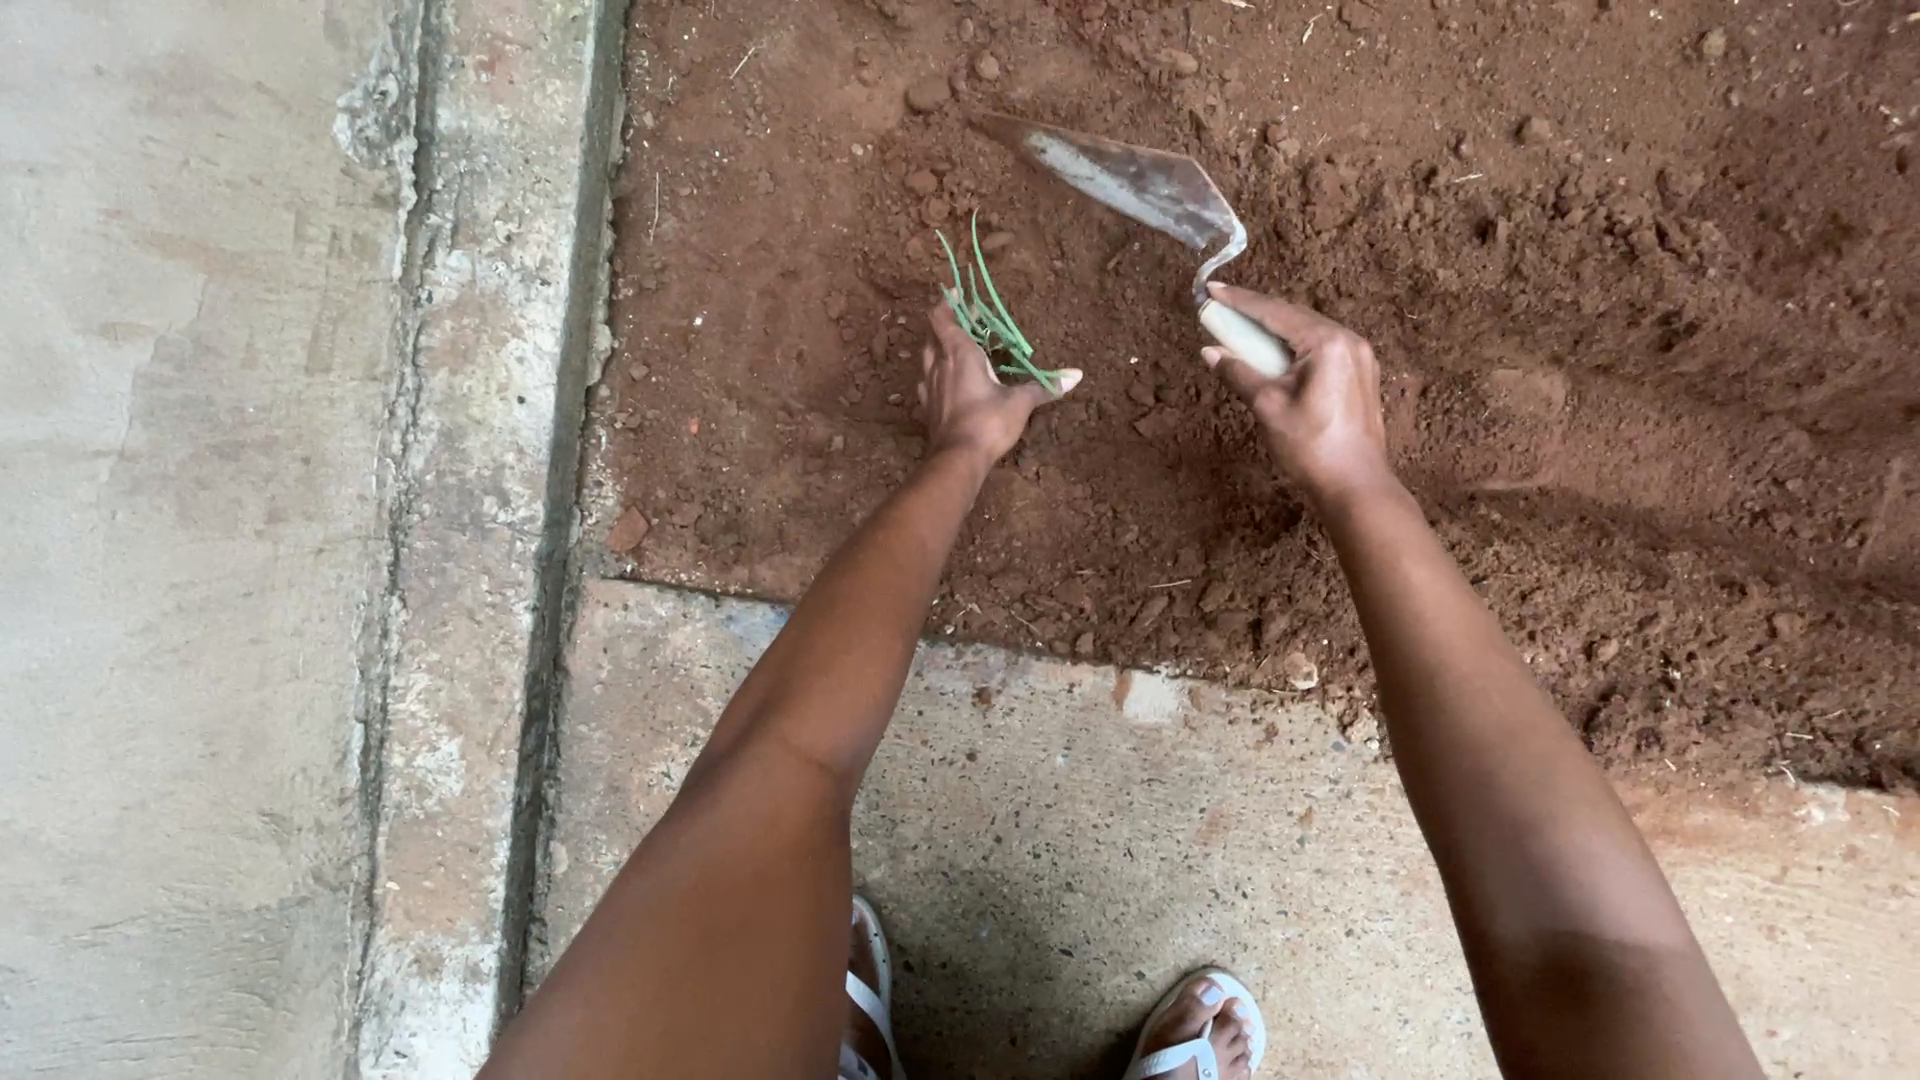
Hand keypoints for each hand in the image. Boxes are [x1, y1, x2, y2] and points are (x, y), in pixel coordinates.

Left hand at [918, 303, 1080, 463]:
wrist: (957, 459)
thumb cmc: (988, 422)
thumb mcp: (1020, 403)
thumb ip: (1044, 387)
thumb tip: (1076, 376)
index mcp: (959, 355)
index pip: (942, 319)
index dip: (947, 304)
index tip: (957, 295)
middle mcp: (939, 366)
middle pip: (934, 336)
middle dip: (947, 326)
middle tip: (967, 324)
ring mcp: (929, 388)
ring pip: (927, 359)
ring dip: (938, 350)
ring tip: (956, 350)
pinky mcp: (927, 408)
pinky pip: (927, 383)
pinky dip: (935, 376)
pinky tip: (946, 383)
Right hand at [1201, 282, 1393, 508]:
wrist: (1354, 484)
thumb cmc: (1310, 447)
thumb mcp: (1267, 407)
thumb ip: (1238, 373)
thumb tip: (1210, 352)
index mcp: (1328, 343)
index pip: (1275, 312)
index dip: (1240, 301)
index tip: (1212, 289)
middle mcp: (1349, 340)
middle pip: (1293, 317)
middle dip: (1256, 314)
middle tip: (1222, 310)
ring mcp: (1359, 357)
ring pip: (1307, 332)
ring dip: (1272, 331)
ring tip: (1242, 331)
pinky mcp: (1359, 374)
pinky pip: (1319, 349)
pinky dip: (1291, 347)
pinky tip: (1272, 355)